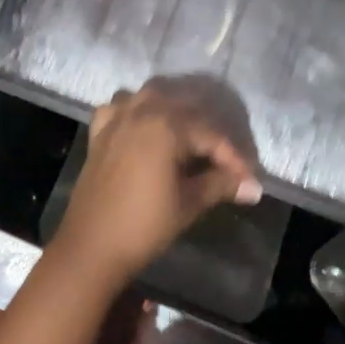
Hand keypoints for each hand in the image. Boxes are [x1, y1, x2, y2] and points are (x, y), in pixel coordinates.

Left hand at [50, 77, 262, 286]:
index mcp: (166, 125)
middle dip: (207, 132)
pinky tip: (142, 126)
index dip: (233, 158)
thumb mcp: (189, 203)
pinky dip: (134, 111)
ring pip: (150, 97)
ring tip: (188, 136)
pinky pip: (119, 108)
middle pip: (184, 109)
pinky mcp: (98, 133)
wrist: (91, 246)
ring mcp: (117, 119)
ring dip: (172, 110)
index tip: (249, 178)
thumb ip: (220, 185)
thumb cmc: (144, 224)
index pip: (210, 135)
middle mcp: (141, 111)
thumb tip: (253, 187)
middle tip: (223, 160)